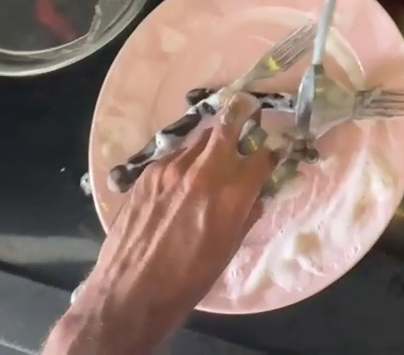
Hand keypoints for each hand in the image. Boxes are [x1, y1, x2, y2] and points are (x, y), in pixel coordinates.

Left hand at [46, 94, 275, 354]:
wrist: (129, 294)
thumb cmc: (187, 280)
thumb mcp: (228, 249)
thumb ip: (247, 213)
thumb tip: (258, 193)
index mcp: (232, 193)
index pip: (263, 156)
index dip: (272, 152)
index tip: (274, 152)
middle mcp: (205, 171)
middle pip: (229, 123)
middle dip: (241, 112)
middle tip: (247, 108)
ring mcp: (173, 167)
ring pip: (200, 138)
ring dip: (211, 143)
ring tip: (210, 156)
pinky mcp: (149, 172)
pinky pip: (175, 155)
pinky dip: (185, 161)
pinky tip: (181, 180)